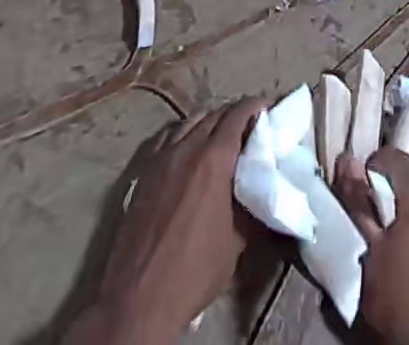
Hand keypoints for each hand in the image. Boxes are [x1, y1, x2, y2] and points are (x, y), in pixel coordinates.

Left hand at [63, 100, 267, 344]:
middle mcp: (186, 151)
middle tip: (253, 125)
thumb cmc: (195, 269)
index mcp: (214, 159)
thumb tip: (268, 183)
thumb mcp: (239, 236)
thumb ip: (254, 198)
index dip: (258, 105)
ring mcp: (159, 163)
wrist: (137, 303)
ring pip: (188, 122)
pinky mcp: (141, 178)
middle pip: (214, 114)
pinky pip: (166, 140)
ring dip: (210, 122)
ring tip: (223, 135)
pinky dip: (183, 135)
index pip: (239, 113)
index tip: (271, 108)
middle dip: (236, 113)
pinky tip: (190, 150)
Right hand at [335, 149, 408, 344]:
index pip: (387, 154)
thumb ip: (356, 199)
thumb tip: (346, 160)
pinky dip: (405, 206)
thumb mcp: (367, 245)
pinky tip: (396, 237)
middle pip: (401, 166)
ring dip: (391, 197)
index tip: (352, 200)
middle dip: (378, 185)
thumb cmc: (396, 290)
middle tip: (362, 218)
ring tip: (377, 231)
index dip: (364, 172)